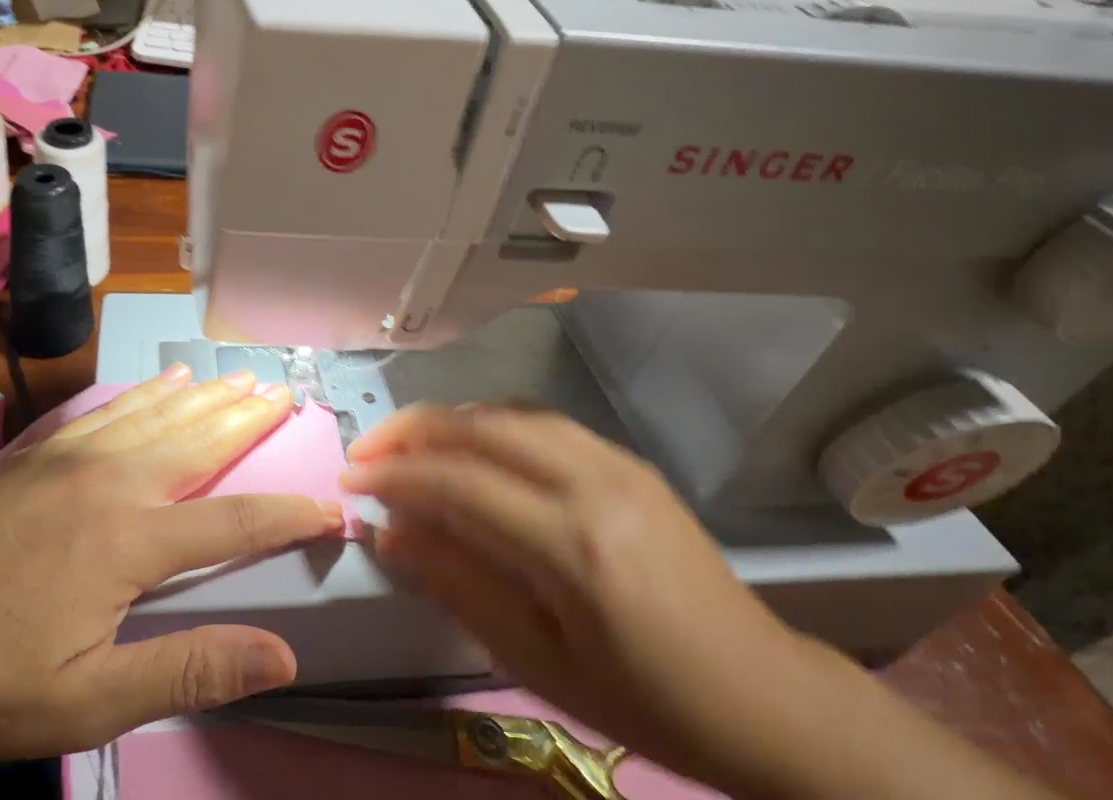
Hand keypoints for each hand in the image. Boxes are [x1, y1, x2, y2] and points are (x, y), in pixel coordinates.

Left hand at [0, 364, 343, 769]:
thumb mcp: (90, 701)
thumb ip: (189, 671)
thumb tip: (284, 656)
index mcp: (128, 541)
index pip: (233, 522)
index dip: (289, 515)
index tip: (333, 507)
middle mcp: (105, 483)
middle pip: (196, 442)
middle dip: (247, 419)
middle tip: (286, 393)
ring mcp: (62, 460)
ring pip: (152, 416)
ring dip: (202, 397)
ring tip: (238, 377)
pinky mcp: (26, 455)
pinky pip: (101, 410)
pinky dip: (141, 395)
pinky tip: (157, 384)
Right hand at [340, 405, 839, 789]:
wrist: (763, 696)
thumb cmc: (644, 700)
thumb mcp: (536, 662)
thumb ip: (457, 586)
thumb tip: (390, 533)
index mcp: (573, 546)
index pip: (458, 482)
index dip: (394, 474)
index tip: (349, 481)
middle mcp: (596, 485)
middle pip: (482, 427)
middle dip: (412, 429)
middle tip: (366, 451)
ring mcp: (620, 465)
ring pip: (512, 413)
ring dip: (450, 420)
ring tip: (405, 444)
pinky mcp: (632, 464)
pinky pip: (545, 423)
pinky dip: (492, 425)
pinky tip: (469, 448)